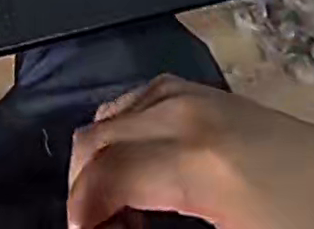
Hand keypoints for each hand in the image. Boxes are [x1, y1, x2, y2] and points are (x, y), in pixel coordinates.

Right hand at [68, 75, 313, 228]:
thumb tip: (122, 225)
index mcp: (200, 163)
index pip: (107, 172)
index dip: (80, 210)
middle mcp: (193, 115)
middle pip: (103, 130)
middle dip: (85, 181)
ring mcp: (212, 101)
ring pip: (124, 105)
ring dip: (108, 150)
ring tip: (121, 203)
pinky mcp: (233, 102)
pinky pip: (156, 97)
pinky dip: (134, 126)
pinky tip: (150, 162)